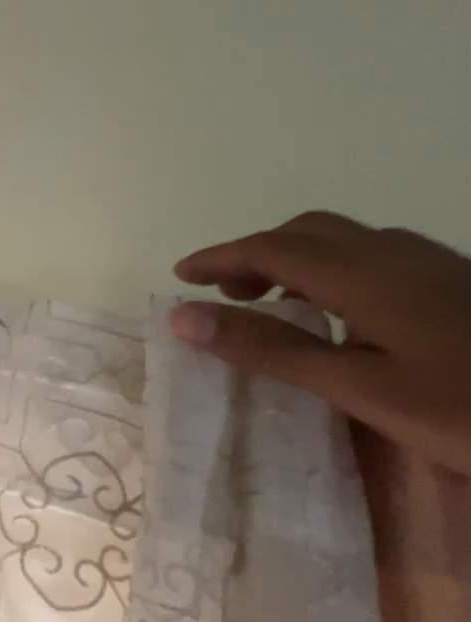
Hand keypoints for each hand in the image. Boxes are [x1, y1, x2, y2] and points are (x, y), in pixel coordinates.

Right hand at [169, 211, 470, 475]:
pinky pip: (383, 255)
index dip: (217, 258)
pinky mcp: (470, 287)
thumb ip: (269, 348)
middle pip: (309, 230)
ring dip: (299, 257)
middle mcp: (400, 257)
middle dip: (257, 252)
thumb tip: (181, 316)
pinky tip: (353, 311)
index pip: (268, 249)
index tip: (179, 277)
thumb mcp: (363, 390)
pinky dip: (339, 267)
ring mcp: (444, 269)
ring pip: (351, 239)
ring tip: (281, 301)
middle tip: (227, 291)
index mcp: (365, 276)